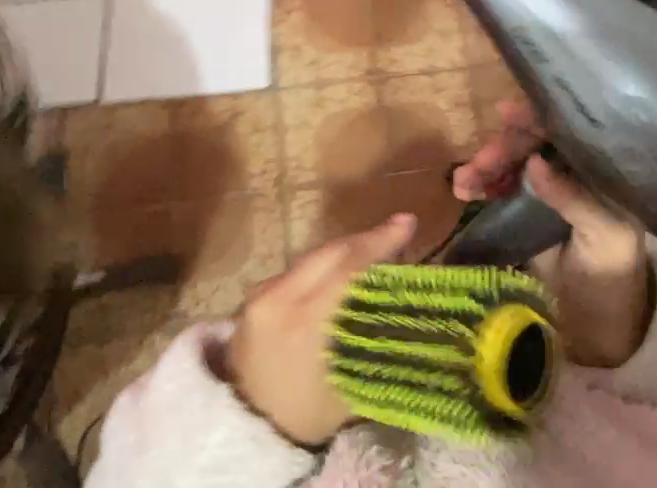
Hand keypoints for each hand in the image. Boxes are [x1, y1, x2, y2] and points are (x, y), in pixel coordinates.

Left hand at [224, 213, 417, 446]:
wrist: (244, 433)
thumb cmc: (303, 417)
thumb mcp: (350, 387)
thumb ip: (378, 345)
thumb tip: (412, 314)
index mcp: (304, 320)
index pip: (346, 265)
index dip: (380, 241)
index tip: (407, 224)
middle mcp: (277, 297)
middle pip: (328, 252)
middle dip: (365, 240)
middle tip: (397, 234)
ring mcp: (260, 295)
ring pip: (311, 258)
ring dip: (344, 252)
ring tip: (374, 253)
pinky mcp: (252, 299)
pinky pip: (295, 271)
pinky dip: (322, 267)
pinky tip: (340, 274)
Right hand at [451, 103, 653, 367]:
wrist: (597, 331)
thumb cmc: (613, 278)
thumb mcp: (606, 237)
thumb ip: (574, 198)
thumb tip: (535, 161)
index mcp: (600, 172)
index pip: (566, 133)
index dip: (536, 120)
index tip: (505, 114)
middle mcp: (573, 173)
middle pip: (532, 145)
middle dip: (502, 149)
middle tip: (477, 167)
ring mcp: (545, 192)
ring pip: (510, 164)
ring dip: (484, 166)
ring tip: (462, 184)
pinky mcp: (523, 213)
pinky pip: (498, 187)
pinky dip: (480, 184)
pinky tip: (464, 191)